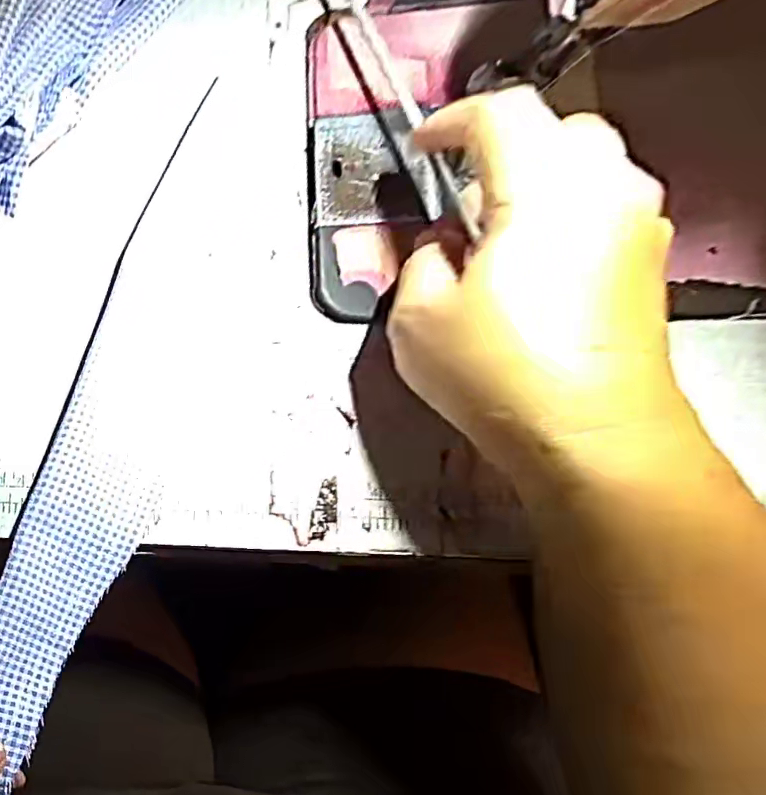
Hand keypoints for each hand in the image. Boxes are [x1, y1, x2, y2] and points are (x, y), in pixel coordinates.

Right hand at [389, 88, 687, 489]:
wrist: (582, 421)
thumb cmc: (503, 371)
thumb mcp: (414, 314)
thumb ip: (418, 260)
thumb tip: (432, 244)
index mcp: (541, 193)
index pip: (502, 116)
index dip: (452, 121)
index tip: (425, 139)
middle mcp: (604, 193)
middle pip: (555, 130)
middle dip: (496, 148)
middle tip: (444, 190)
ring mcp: (632, 223)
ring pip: (580, 166)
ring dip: (523, 185)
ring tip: (468, 237)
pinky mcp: (637, 256)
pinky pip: (592, 208)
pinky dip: (547, 216)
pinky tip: (504, 265)